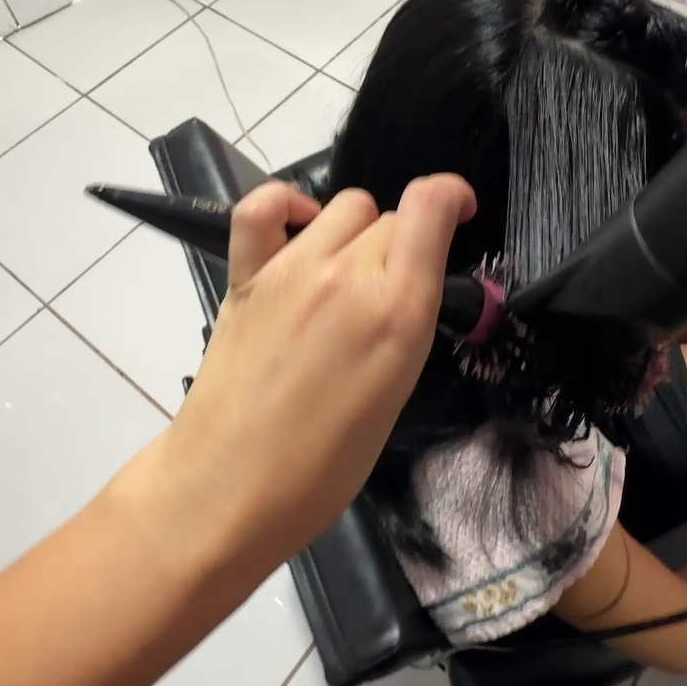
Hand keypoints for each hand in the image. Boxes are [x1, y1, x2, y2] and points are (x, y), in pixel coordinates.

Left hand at [153, 175, 476, 561]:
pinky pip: (262, 208)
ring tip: (349, 270)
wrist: (227, 491)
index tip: (459, 212)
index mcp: (396, 310)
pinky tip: (298, 231)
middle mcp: (346, 274)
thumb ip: (407, 326)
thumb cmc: (323, 467)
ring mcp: (291, 268)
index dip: (452, 195)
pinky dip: (287, 206)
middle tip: (393, 288)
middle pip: (392, 215)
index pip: (429, 204)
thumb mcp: (395, 395)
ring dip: (359, 230)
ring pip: (344, 205)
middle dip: (406, 242)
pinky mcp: (246, 275)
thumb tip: (407, 292)